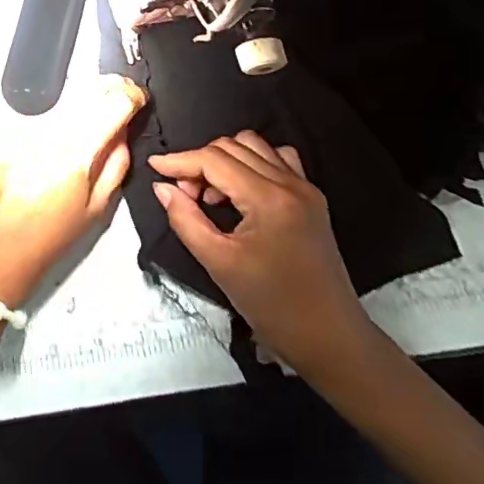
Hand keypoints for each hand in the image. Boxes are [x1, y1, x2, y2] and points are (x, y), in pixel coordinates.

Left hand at [0, 75, 145, 305]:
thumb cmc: (42, 239)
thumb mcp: (96, 208)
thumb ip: (117, 163)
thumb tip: (123, 132)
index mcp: (76, 153)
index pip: (115, 101)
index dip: (133, 96)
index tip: (137, 99)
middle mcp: (47, 133)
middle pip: (89, 87)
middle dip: (111, 88)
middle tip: (119, 100)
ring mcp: (20, 128)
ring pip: (63, 91)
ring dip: (84, 93)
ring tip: (90, 112)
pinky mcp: (0, 130)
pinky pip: (35, 106)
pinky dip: (53, 107)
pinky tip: (58, 123)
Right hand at [149, 131, 373, 372]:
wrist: (329, 336)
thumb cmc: (272, 306)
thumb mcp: (220, 264)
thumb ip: (186, 220)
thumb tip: (163, 188)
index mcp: (269, 197)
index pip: (215, 159)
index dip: (180, 160)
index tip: (154, 166)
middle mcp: (290, 182)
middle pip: (234, 146)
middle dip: (201, 162)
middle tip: (183, 194)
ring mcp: (305, 188)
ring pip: (256, 148)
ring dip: (226, 160)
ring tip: (210, 195)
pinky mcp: (312, 199)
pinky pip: (279, 161)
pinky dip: (253, 165)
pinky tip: (241, 192)